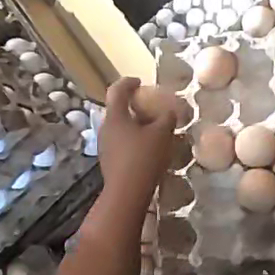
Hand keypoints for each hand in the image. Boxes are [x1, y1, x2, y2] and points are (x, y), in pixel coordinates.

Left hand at [97, 79, 175, 204]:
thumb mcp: (162, 134)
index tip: (140, 81)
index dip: (128, 82)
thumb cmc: (143, 157)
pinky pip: (121, 142)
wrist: (127, 192)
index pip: (117, 90)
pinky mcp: (109, 160)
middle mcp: (106, 128)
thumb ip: (166, 118)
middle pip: (117, 110)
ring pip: (119, 128)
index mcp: (116, 116)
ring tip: (152, 129)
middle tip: (149, 107)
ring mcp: (105, 145)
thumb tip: (169, 112)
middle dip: (133, 106)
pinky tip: (147, 148)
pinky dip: (132, 139)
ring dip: (134, 124)